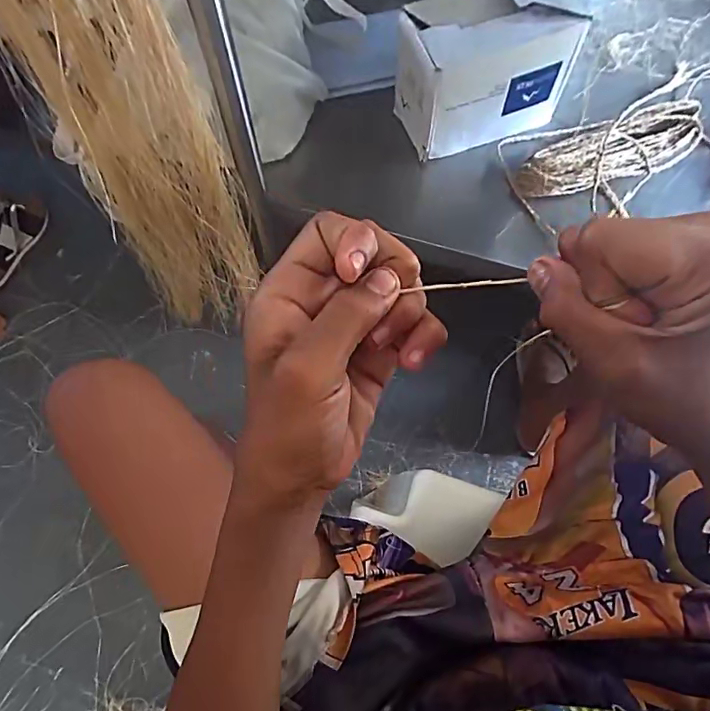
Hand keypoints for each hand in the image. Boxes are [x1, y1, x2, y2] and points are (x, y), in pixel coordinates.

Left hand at [237, 213, 447, 506]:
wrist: (301, 477)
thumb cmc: (288, 425)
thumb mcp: (308, 368)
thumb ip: (346, 316)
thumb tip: (389, 280)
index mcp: (289, 293)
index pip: (327, 233)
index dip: (355, 240)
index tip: (364, 274)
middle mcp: (322, 301)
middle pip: (374, 254)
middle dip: (393, 279)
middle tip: (391, 316)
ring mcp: (354, 326)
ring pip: (399, 289)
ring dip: (409, 314)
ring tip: (394, 351)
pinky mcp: (380, 352)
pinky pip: (413, 324)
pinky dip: (422, 337)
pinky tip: (412, 363)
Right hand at [528, 211, 709, 455]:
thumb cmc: (672, 397)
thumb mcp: (611, 363)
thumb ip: (568, 310)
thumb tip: (537, 266)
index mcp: (708, 253)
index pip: (598, 237)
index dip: (590, 285)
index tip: (624, 326)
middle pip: (608, 236)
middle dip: (603, 287)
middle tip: (635, 330)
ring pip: (613, 242)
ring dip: (612, 288)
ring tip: (644, 325)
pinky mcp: (698, 239)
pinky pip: (628, 248)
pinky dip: (626, 283)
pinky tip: (653, 312)